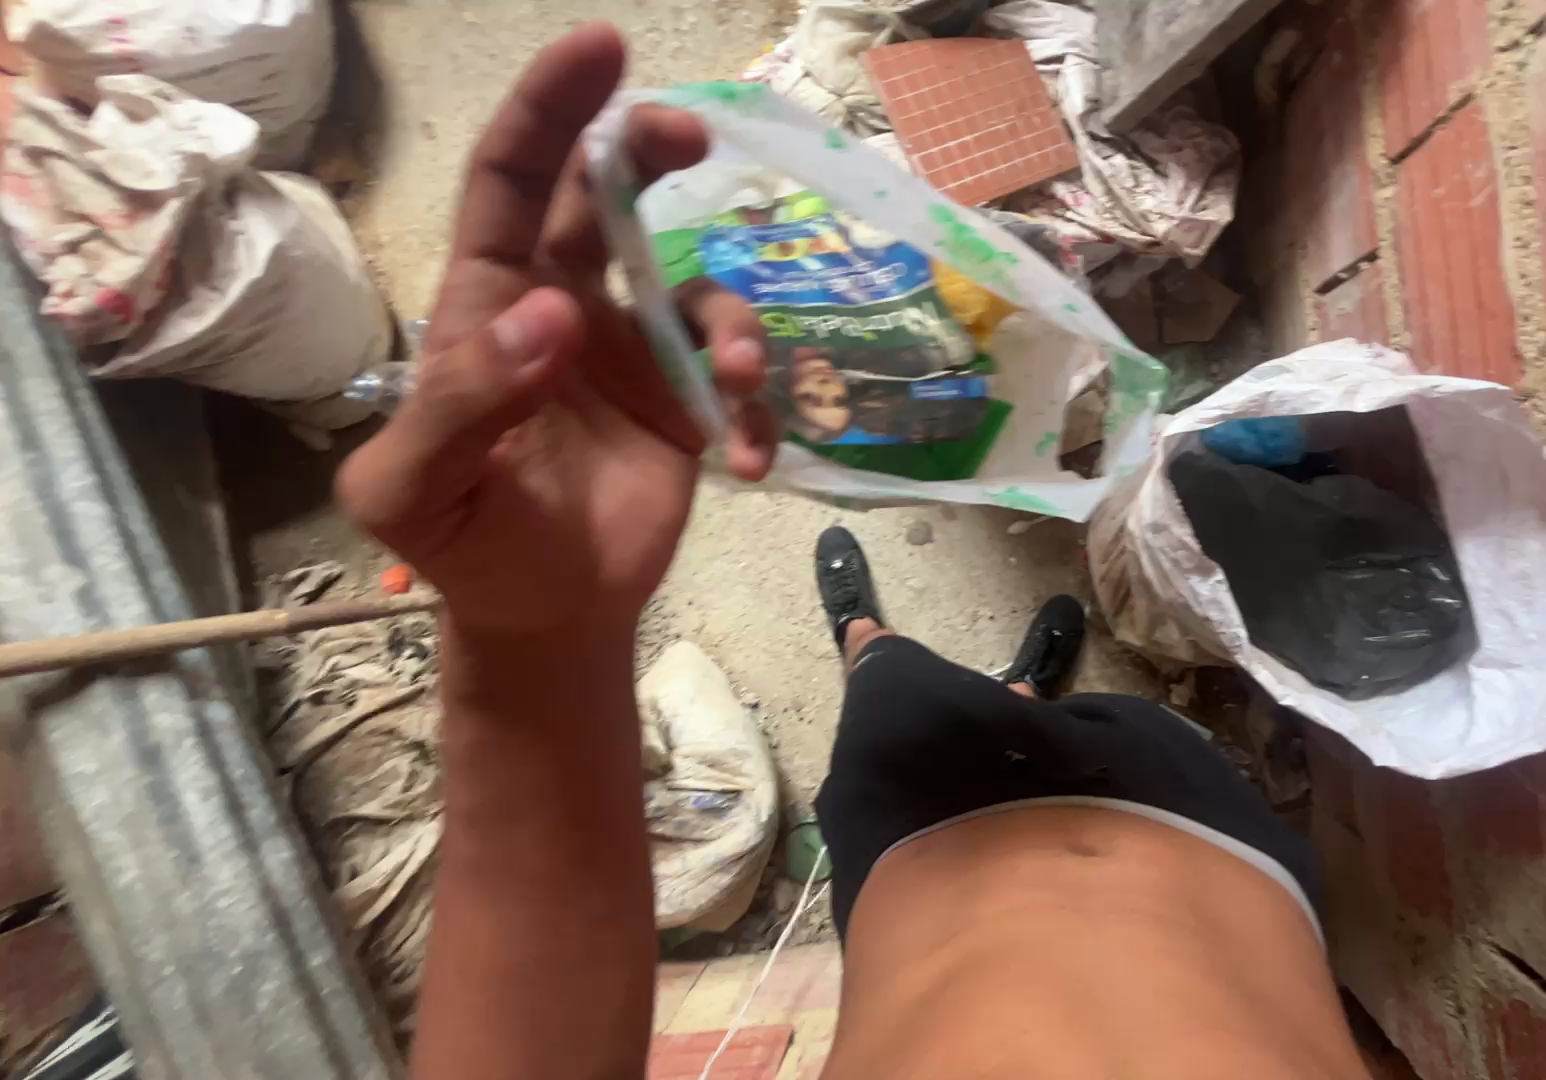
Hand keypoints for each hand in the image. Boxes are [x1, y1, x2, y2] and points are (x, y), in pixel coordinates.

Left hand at [336, 24, 775, 641]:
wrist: (551, 608)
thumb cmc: (473, 546)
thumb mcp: (421, 488)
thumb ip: (466, 402)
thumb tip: (553, 317)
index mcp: (494, 309)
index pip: (514, 188)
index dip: (553, 114)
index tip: (604, 48)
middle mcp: (573, 315)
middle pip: (613, 204)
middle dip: (652, 155)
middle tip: (697, 141)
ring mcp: (640, 361)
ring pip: (703, 301)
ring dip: (732, 334)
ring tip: (733, 391)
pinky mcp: (693, 408)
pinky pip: (743, 384)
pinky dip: (758, 413)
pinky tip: (751, 462)